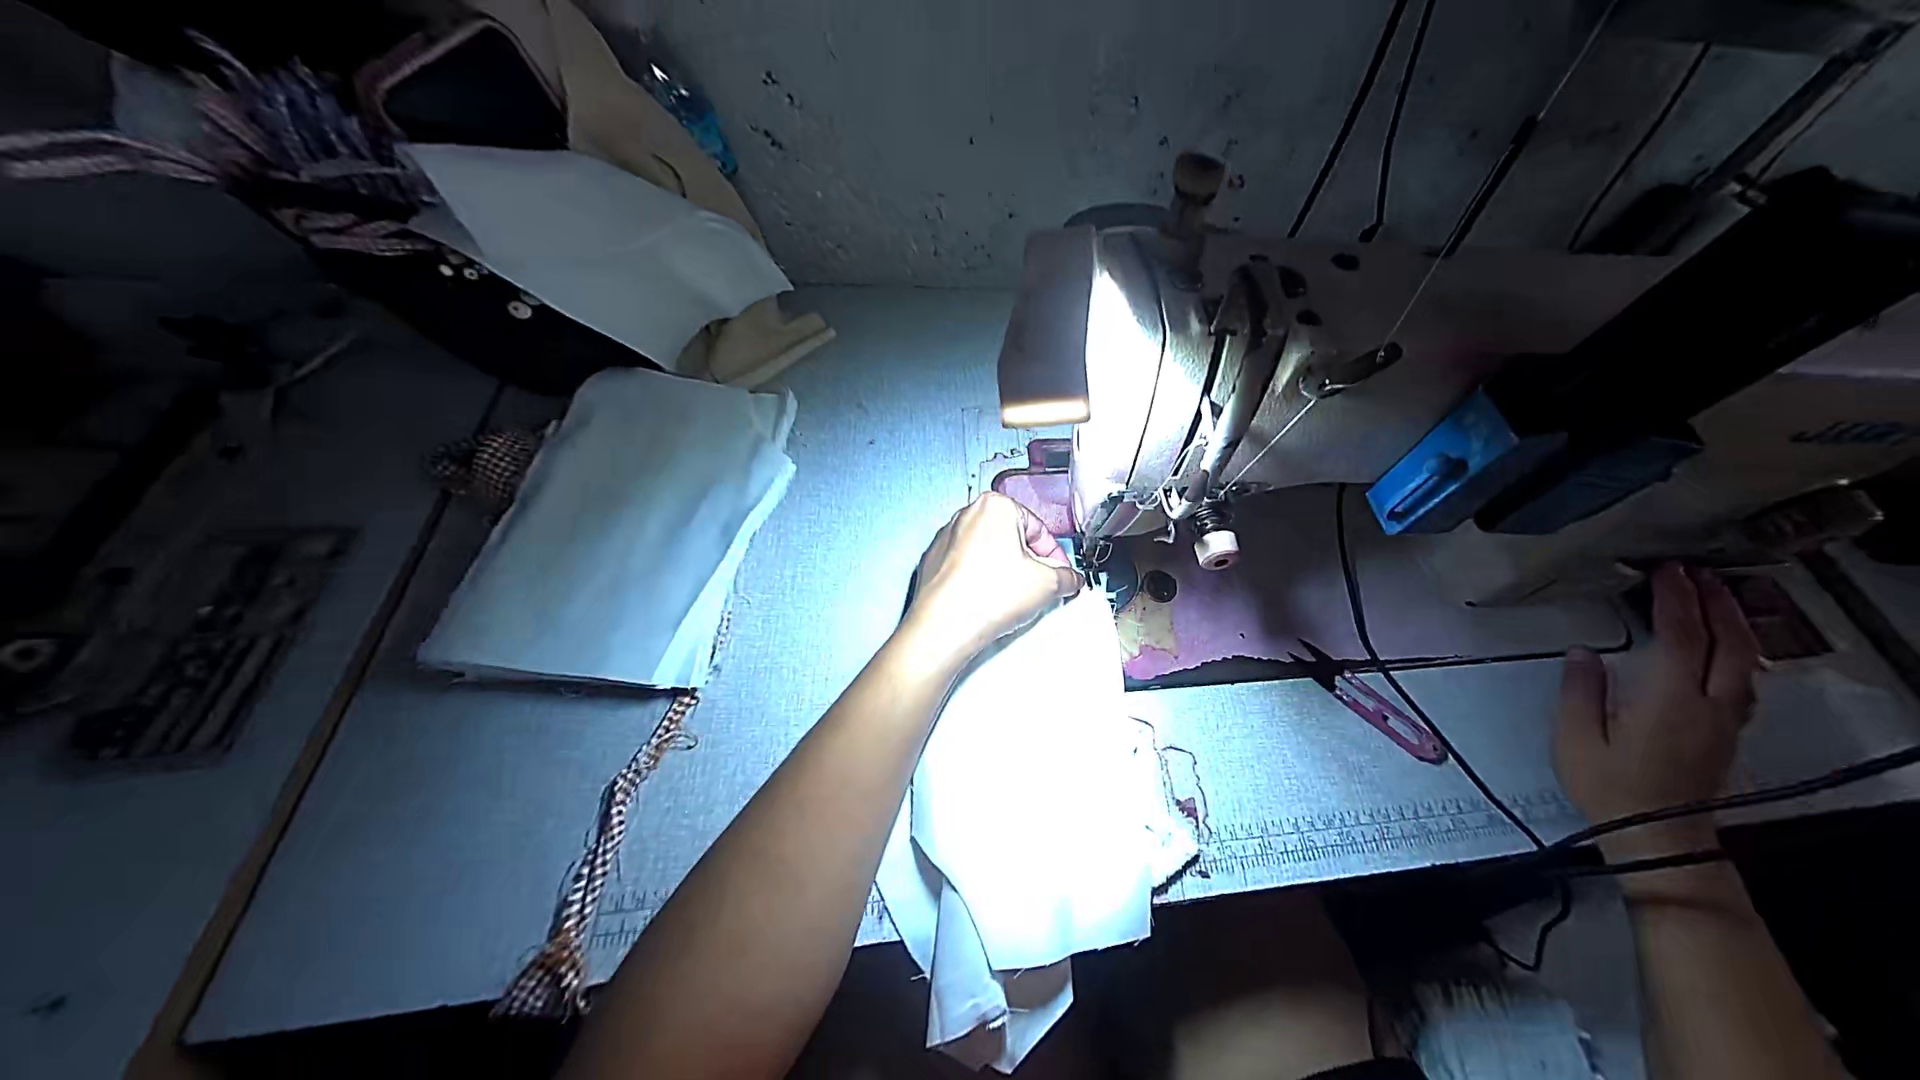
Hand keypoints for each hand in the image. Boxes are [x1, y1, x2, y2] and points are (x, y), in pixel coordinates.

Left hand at [900, 493, 1081, 664]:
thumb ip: (1067, 577)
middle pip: (1012, 538)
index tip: (1060, 573)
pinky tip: (986, 601)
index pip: (1039, 529)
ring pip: (988, 552)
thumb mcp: (1047, 584)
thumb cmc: (987, 597)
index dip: (1055, 556)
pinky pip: (966, 566)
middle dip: (1028, 563)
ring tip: (1010, 598)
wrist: (944, 626)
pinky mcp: (933, 561)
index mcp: (995, 506)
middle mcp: (966, 515)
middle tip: (1039, 587)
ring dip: (1004, 572)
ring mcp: (945, 538)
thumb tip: (1070, 579)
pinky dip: (980, 580)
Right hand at [1554, 563, 1763, 861]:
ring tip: (1716, 598)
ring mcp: (1725, 719)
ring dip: (1733, 624)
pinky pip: (1743, 679)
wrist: (1660, 836)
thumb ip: (1581, 691)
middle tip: (1697, 573)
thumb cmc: (1609, 785)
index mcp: (1670, 701)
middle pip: (1729, 645)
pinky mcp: (1726, 731)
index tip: (1666, 572)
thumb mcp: (1576, 738)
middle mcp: (1710, 704)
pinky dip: (1736, 650)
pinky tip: (1722, 645)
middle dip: (1716, 604)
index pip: (1681, 639)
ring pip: (1746, 661)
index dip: (1675, 602)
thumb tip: (1584, 652)